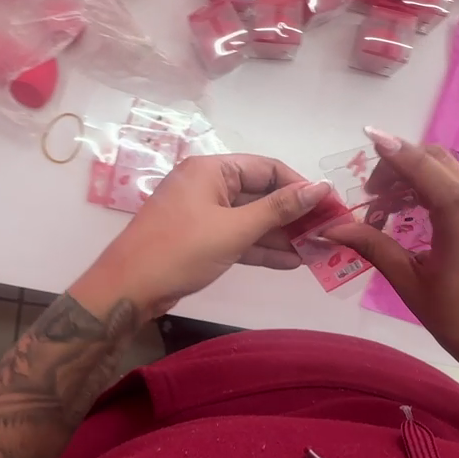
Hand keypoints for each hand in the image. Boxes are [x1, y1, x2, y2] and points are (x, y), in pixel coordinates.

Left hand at [77, 154, 330, 317]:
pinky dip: (262, 248)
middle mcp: (208, 185)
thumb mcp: (234, 229)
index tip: (330, 207)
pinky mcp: (201, 239)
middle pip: (262, 193)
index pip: (268, 168)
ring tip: (318, 251)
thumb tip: (321, 187)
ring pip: (252, 219)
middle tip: (329, 232)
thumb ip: (279, 209)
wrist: (128, 290)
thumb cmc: (180, 251)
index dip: (302, 186)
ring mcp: (203, 213)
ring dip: (283, 235)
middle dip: (295, 214)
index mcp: (212, 169)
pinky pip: (239, 237)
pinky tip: (292, 262)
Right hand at [323, 129, 458, 367]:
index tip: (373, 139)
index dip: (406, 159)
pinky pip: (453, 186)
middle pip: (441, 163)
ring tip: (381, 206)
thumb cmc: (457, 320)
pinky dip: (425, 186)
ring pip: (447, 171)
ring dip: (411, 175)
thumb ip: (374, 248)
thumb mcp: (410, 285)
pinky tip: (403, 210)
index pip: (438, 183)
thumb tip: (332, 229)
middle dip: (401, 163)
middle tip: (369, 192)